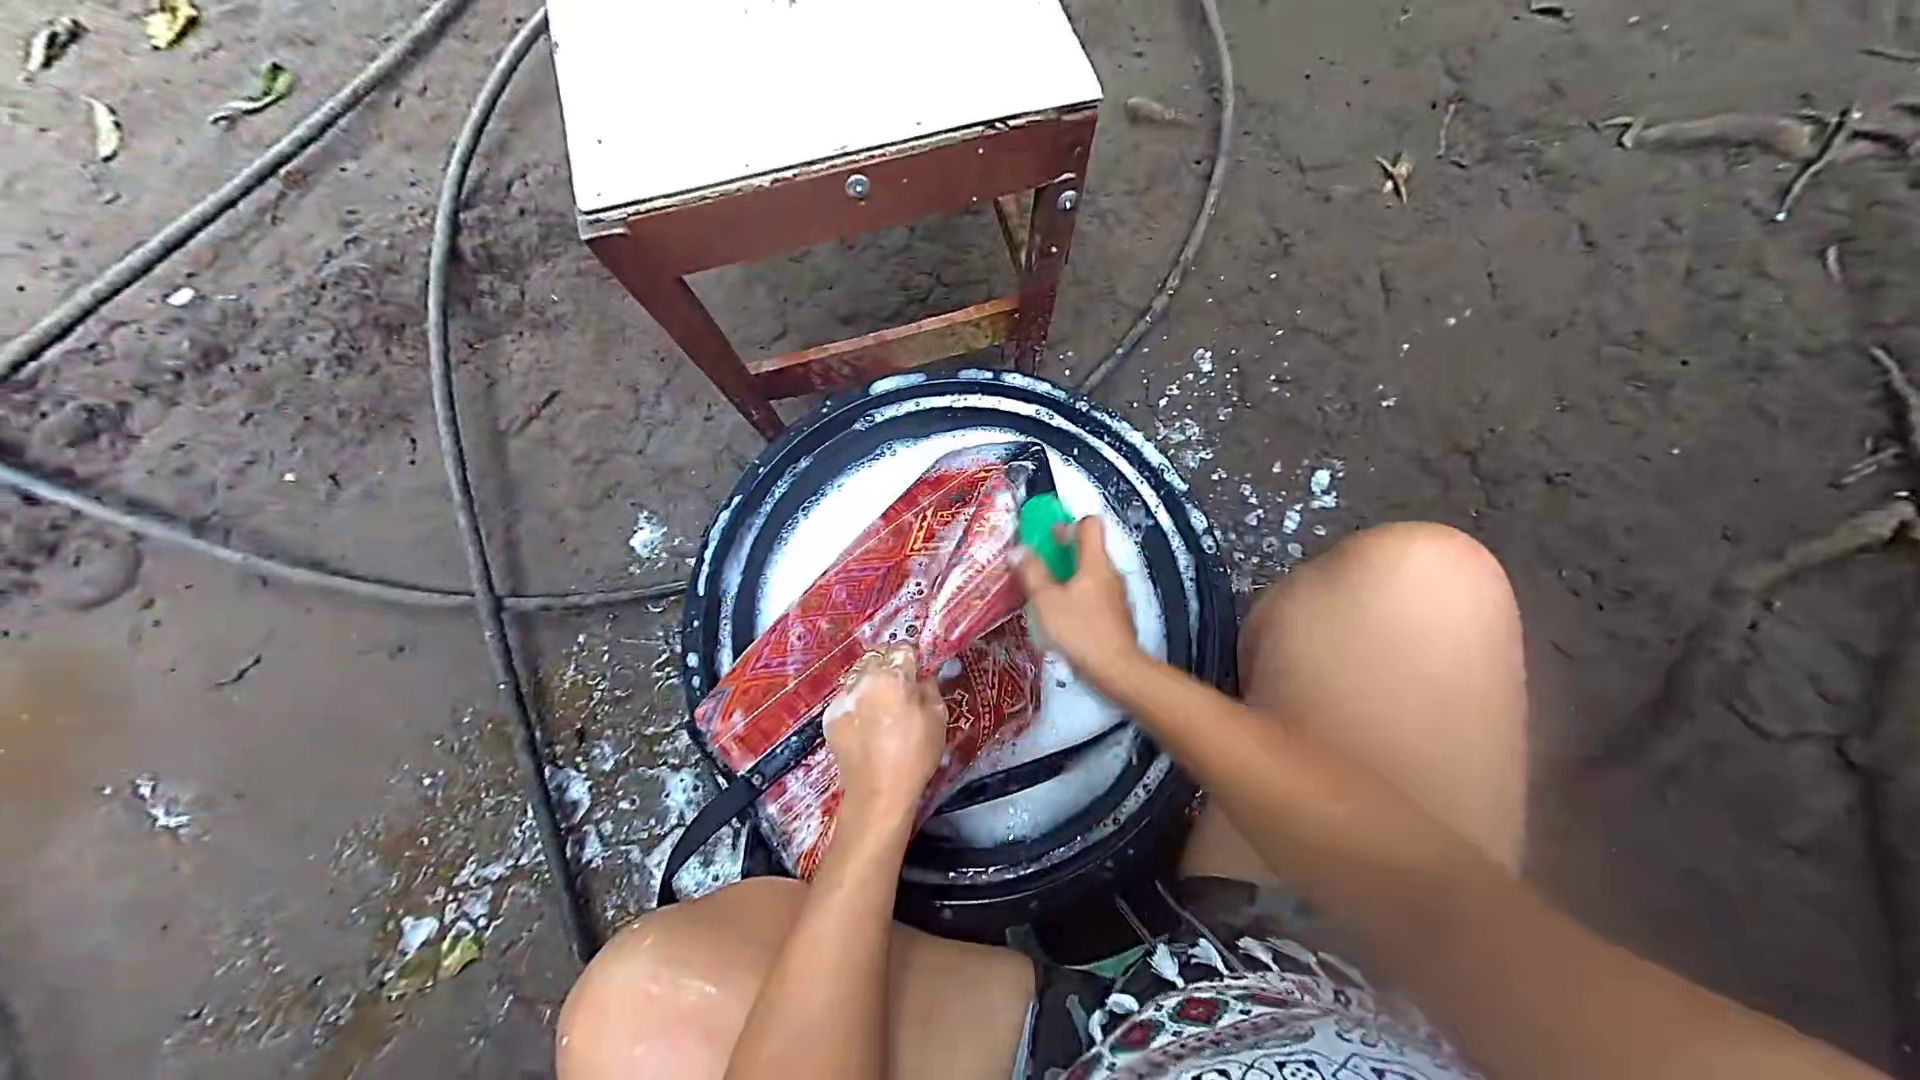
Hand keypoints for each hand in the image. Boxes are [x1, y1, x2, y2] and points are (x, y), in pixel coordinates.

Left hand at [823, 645, 947, 825]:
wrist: (878, 792)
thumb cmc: (915, 755)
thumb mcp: (938, 719)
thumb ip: (930, 688)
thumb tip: (923, 676)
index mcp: (894, 675)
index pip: (902, 649)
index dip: (911, 657)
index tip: (916, 668)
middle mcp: (865, 679)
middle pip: (877, 658)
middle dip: (888, 666)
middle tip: (898, 685)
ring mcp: (844, 697)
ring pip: (858, 676)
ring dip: (869, 682)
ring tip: (880, 703)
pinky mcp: (830, 716)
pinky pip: (846, 698)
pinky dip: (856, 703)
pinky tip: (865, 722)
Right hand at [1011, 515, 1142, 684]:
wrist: (1115, 669)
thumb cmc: (1080, 631)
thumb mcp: (1046, 600)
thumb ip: (1032, 572)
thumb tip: (1019, 551)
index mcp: (1096, 562)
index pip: (1089, 525)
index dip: (1068, 523)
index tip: (1049, 534)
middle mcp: (1111, 574)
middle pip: (1090, 550)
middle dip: (1063, 553)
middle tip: (1040, 563)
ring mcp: (1117, 596)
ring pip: (1091, 574)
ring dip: (1069, 576)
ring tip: (1046, 592)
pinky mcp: (1117, 616)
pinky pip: (1095, 595)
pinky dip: (1078, 597)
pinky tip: (1061, 616)